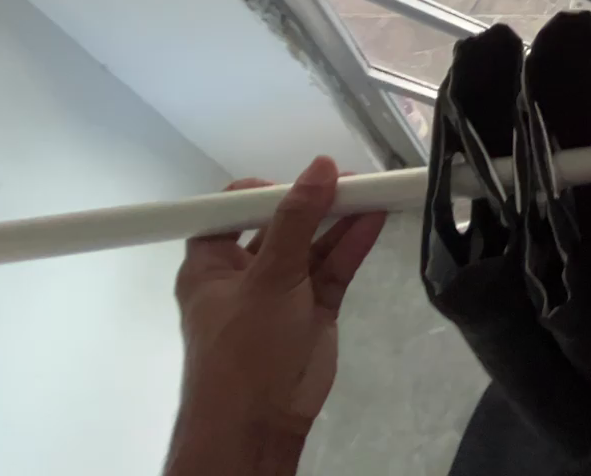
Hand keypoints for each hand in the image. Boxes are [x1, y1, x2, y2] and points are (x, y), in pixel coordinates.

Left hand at [166, 156, 385, 475]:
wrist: (260, 422)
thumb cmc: (244, 347)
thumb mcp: (269, 277)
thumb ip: (298, 220)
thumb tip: (322, 166)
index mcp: (213, 265)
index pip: (233, 212)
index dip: (265, 192)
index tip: (301, 180)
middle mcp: (248, 272)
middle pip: (284, 222)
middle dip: (316, 200)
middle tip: (350, 178)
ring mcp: (285, 288)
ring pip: (317, 240)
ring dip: (342, 217)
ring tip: (375, 190)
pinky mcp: (318, 303)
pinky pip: (338, 261)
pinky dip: (356, 239)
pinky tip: (377, 215)